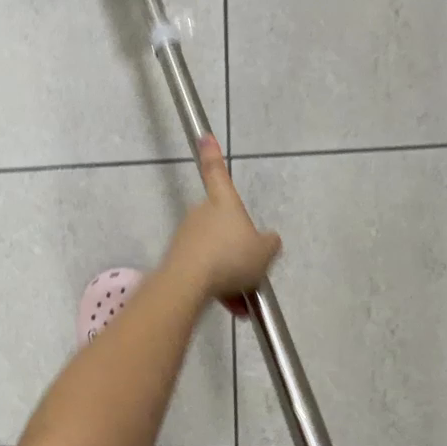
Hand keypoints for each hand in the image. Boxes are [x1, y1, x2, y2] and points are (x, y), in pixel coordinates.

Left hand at [164, 136, 280, 301]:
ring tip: (243, 300)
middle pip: (224, 229)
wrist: (189, 283)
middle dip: (238, 251)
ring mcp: (187, 238)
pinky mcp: (177, 260)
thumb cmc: (231, 257)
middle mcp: (201, 215)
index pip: (217, 173)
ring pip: (216, 256)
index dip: (212, 154)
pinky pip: (205, 273)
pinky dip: (220, 290)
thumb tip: (266, 242)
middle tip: (251, 273)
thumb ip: (269, 244)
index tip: (203, 136)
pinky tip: (233, 309)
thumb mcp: (265, 251)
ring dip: (231, 277)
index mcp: (223, 203)